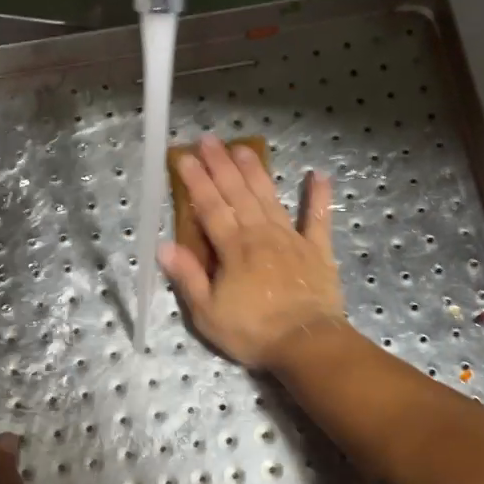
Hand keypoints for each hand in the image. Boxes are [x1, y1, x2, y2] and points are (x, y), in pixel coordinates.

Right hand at [158, 134, 350, 369]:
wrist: (306, 343)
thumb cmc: (252, 332)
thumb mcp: (208, 313)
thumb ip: (188, 277)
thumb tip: (164, 247)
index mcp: (233, 248)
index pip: (210, 207)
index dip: (196, 182)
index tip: (184, 157)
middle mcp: (260, 234)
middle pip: (238, 194)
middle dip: (221, 165)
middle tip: (209, 139)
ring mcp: (291, 239)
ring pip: (269, 197)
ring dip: (255, 171)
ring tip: (244, 147)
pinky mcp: (317, 251)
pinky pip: (318, 219)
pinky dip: (319, 197)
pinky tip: (318, 175)